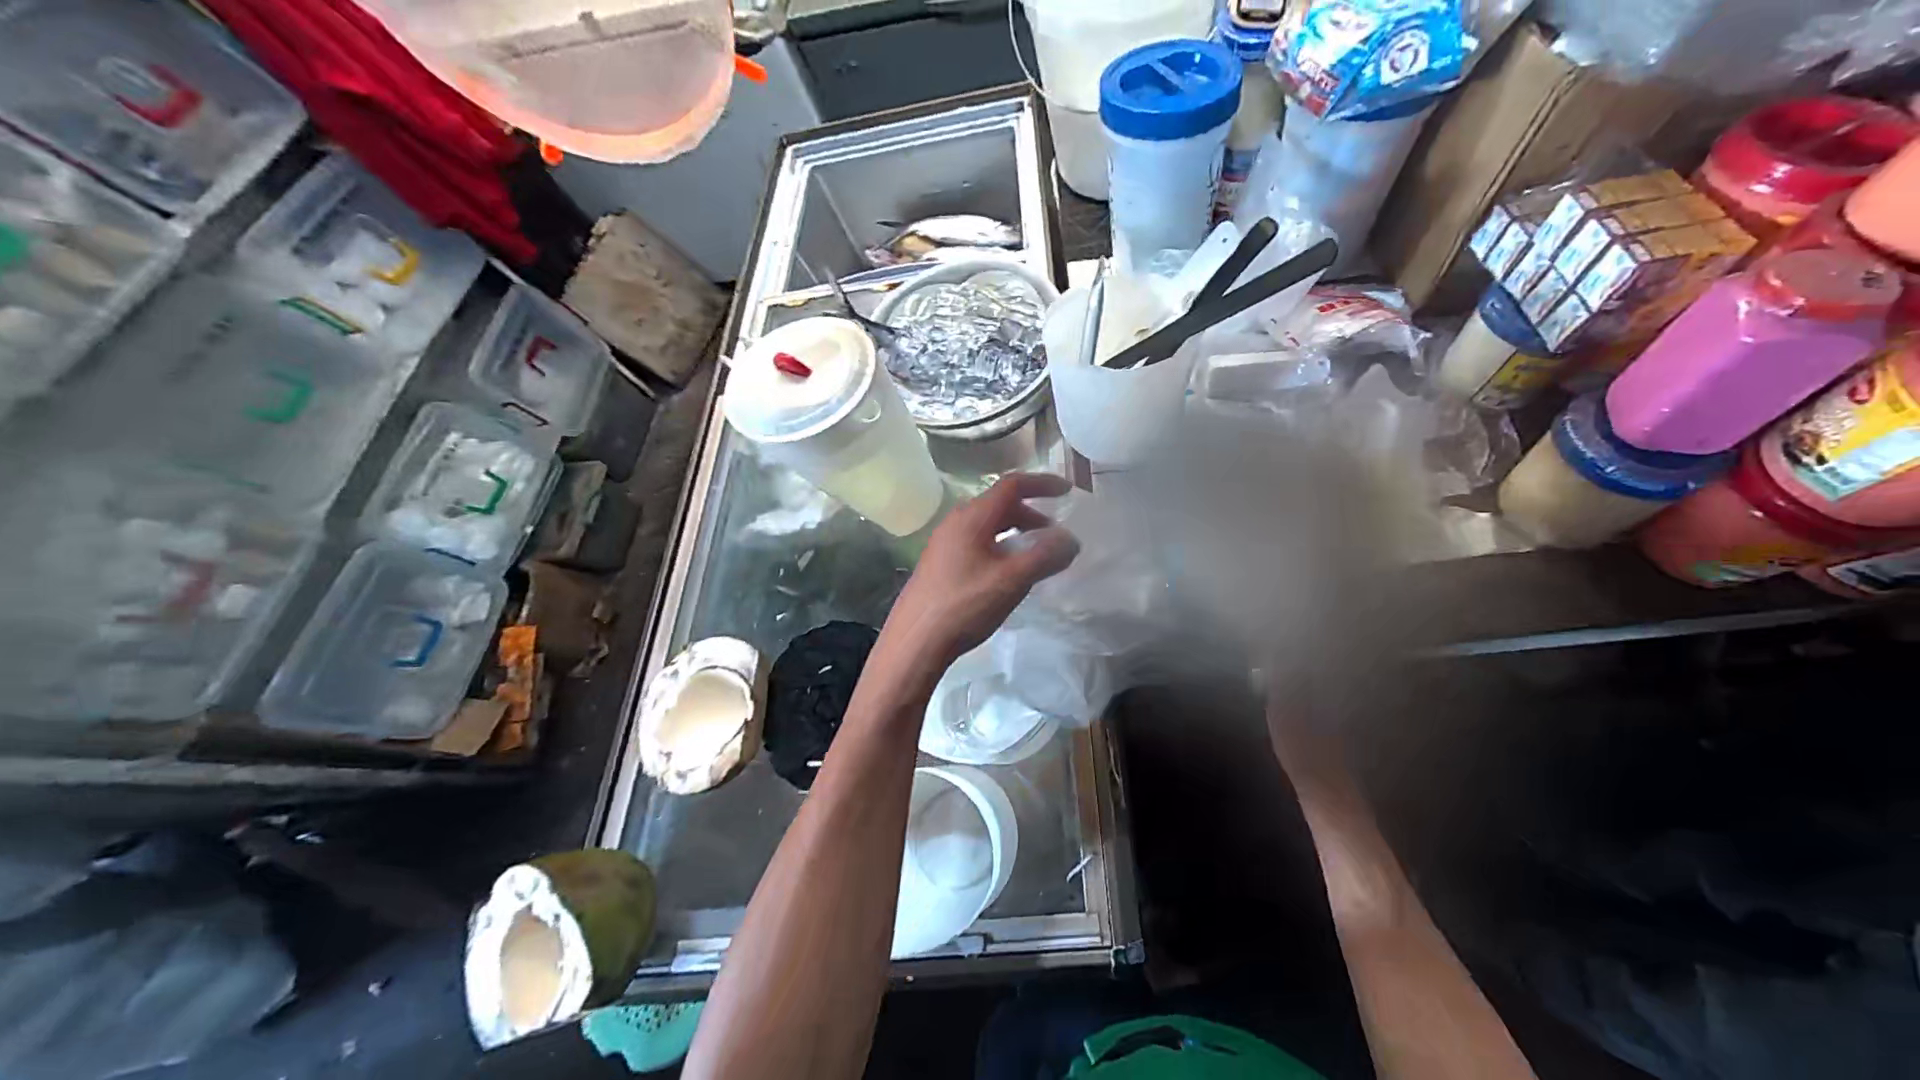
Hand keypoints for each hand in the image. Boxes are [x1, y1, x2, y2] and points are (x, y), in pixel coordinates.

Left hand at [880, 473, 1080, 674]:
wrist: (915, 642)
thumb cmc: (965, 606)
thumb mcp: (1012, 581)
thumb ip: (1045, 556)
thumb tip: (1070, 539)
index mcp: (972, 518)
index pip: (1011, 485)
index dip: (1041, 484)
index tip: (1067, 492)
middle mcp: (955, 523)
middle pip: (998, 505)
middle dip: (1030, 514)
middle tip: (1053, 535)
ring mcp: (943, 544)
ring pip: (986, 527)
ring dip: (1014, 533)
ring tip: (1033, 556)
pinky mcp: (939, 565)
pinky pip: (975, 544)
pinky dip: (999, 547)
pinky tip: (1006, 575)